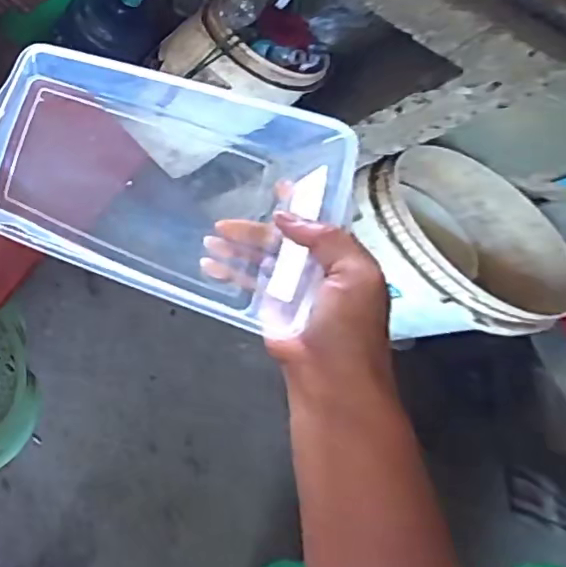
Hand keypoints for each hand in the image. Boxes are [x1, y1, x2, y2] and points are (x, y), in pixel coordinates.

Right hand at [203, 210, 391, 388]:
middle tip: (222, 225)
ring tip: (210, 241)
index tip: (278, 186)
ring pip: (259, 259)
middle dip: (253, 231)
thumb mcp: (356, 278)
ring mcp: (292, 291)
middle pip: (280, 241)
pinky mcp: (270, 309)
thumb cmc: (347, 329)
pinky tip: (209, 265)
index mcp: (343, 264)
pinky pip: (246, 281)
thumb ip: (329, 241)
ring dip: (235, 248)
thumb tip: (287, 217)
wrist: (331, 380)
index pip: (319, 226)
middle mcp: (317, 273)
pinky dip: (227, 270)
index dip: (301, 205)